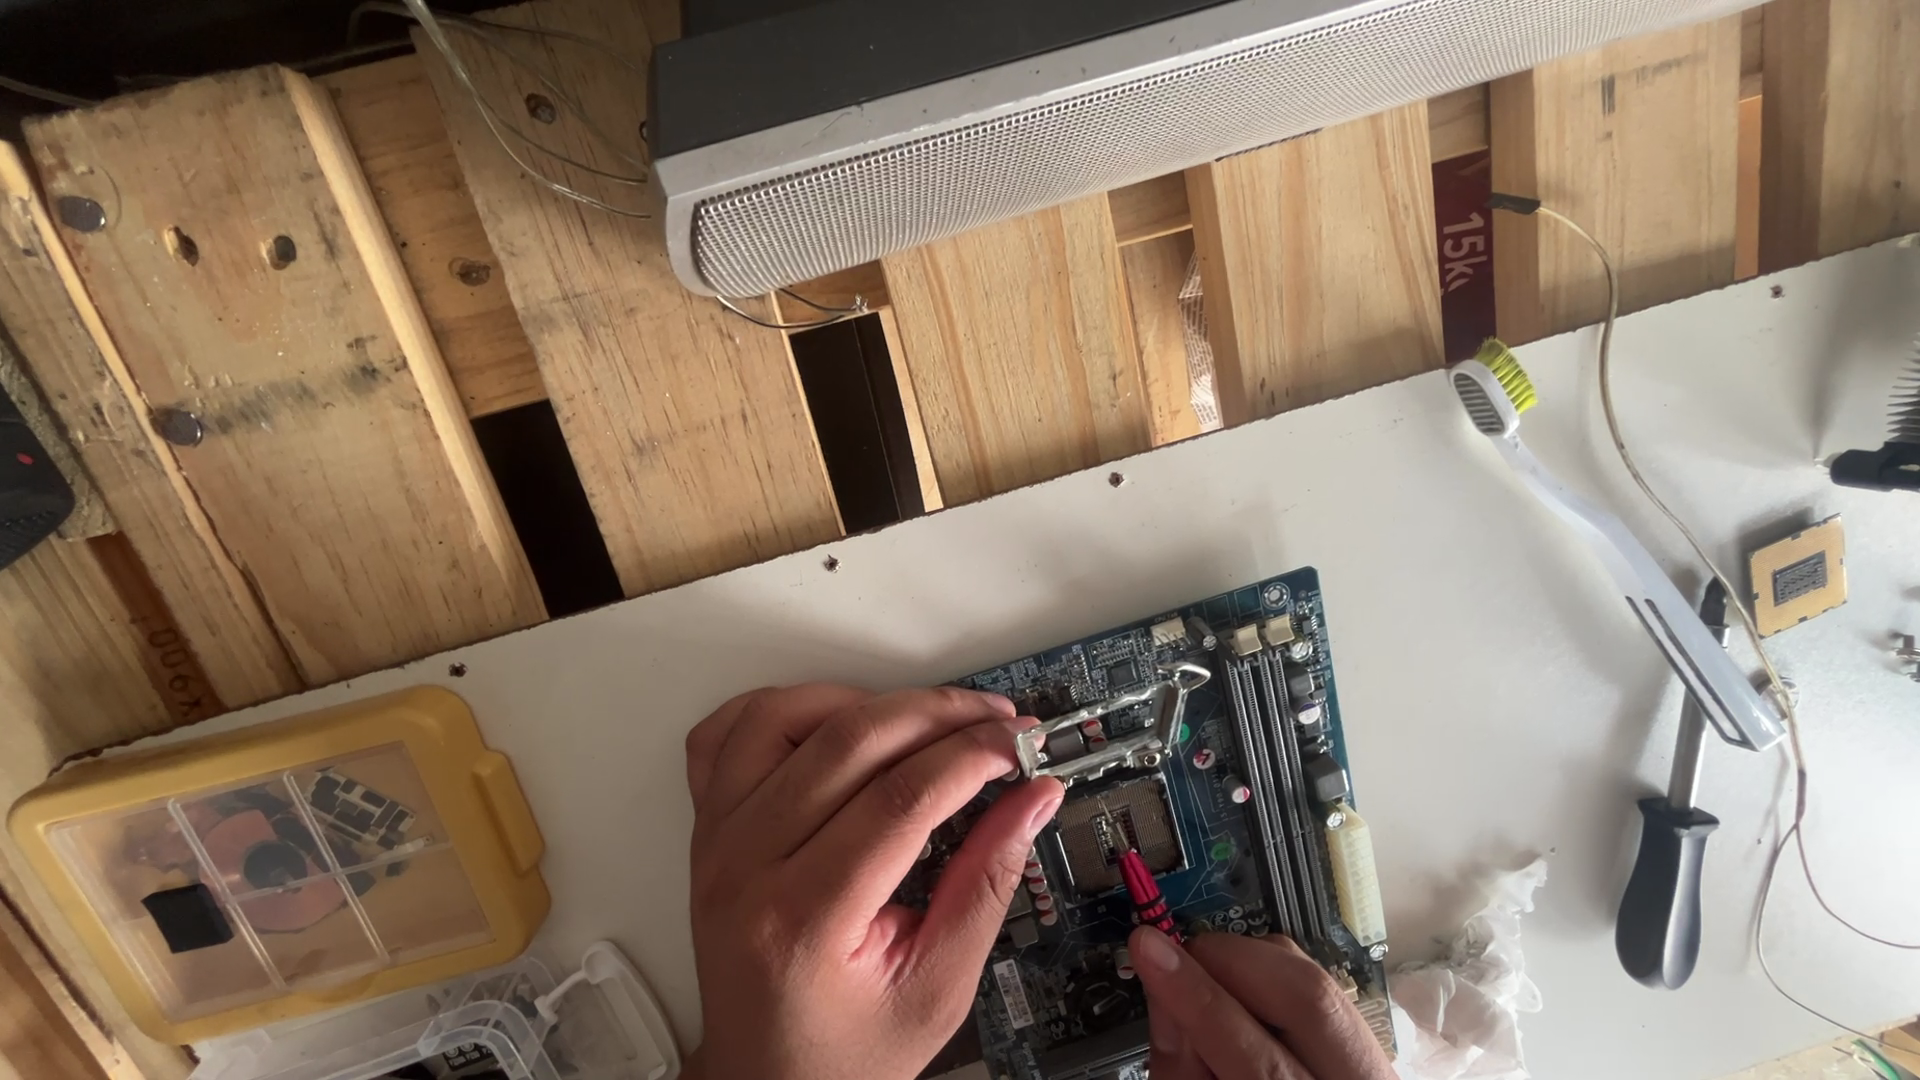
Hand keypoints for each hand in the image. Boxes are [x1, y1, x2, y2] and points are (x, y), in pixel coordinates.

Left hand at [682, 684, 1065, 1079]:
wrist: (765, 1079)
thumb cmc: (844, 1052)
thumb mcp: (937, 987)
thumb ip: (988, 882)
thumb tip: (1032, 800)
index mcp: (804, 920)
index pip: (900, 799)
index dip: (971, 755)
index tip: (1016, 743)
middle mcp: (747, 865)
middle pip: (850, 742)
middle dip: (938, 713)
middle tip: (992, 718)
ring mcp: (718, 837)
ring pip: (787, 716)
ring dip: (866, 700)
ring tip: (922, 720)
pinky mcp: (709, 824)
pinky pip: (728, 730)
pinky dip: (784, 706)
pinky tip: (832, 718)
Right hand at [1129, 926, 1396, 1079]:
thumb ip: (1176, 1064)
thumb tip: (1161, 982)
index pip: (1261, 1064)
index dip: (1196, 996)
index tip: (1148, 946)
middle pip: (1308, 1000)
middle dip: (1227, 960)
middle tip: (1173, 957)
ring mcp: (1375, 1070)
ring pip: (1311, 978)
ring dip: (1241, 961)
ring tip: (1199, 984)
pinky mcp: (1367, 1045)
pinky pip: (1313, 981)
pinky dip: (1262, 971)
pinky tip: (1234, 995)